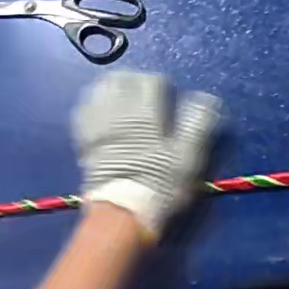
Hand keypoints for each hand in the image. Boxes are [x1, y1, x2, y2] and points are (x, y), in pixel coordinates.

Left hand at [71, 72, 221, 240]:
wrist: (123, 208)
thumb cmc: (160, 183)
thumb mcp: (188, 157)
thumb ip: (196, 124)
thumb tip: (206, 99)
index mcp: (145, 113)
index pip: (149, 81)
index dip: (160, 83)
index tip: (166, 94)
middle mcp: (118, 111)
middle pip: (120, 79)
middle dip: (133, 80)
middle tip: (143, 92)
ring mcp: (97, 123)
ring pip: (99, 90)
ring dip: (111, 88)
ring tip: (122, 97)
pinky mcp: (84, 136)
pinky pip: (83, 109)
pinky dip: (93, 105)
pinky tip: (101, 112)